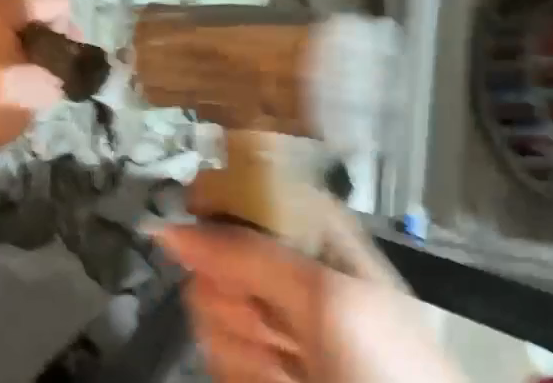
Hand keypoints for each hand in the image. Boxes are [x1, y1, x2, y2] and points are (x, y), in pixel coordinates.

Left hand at [0, 0, 72, 161]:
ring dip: (24, 11)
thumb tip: (65, 33)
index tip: (61, 52)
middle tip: (49, 46)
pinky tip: (7, 40)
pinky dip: (4, 13)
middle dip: (44, 13)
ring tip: (27, 45)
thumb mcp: (37, 81)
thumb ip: (60, 48)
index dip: (63, 24)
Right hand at [152, 219, 463, 382]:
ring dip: (236, 338)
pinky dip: (239, 368)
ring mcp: (272, 324)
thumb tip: (166, 229)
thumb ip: (246, 254)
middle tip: (261, 318)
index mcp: (316, 238)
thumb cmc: (386, 368)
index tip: (202, 215)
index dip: (219, 197)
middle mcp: (288, 274)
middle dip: (228, 288)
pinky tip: (274, 381)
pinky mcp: (256, 364)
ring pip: (209, 304)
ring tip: (281, 366)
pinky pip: (215, 349)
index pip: (250, 190)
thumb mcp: (326, 298)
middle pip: (216, 251)